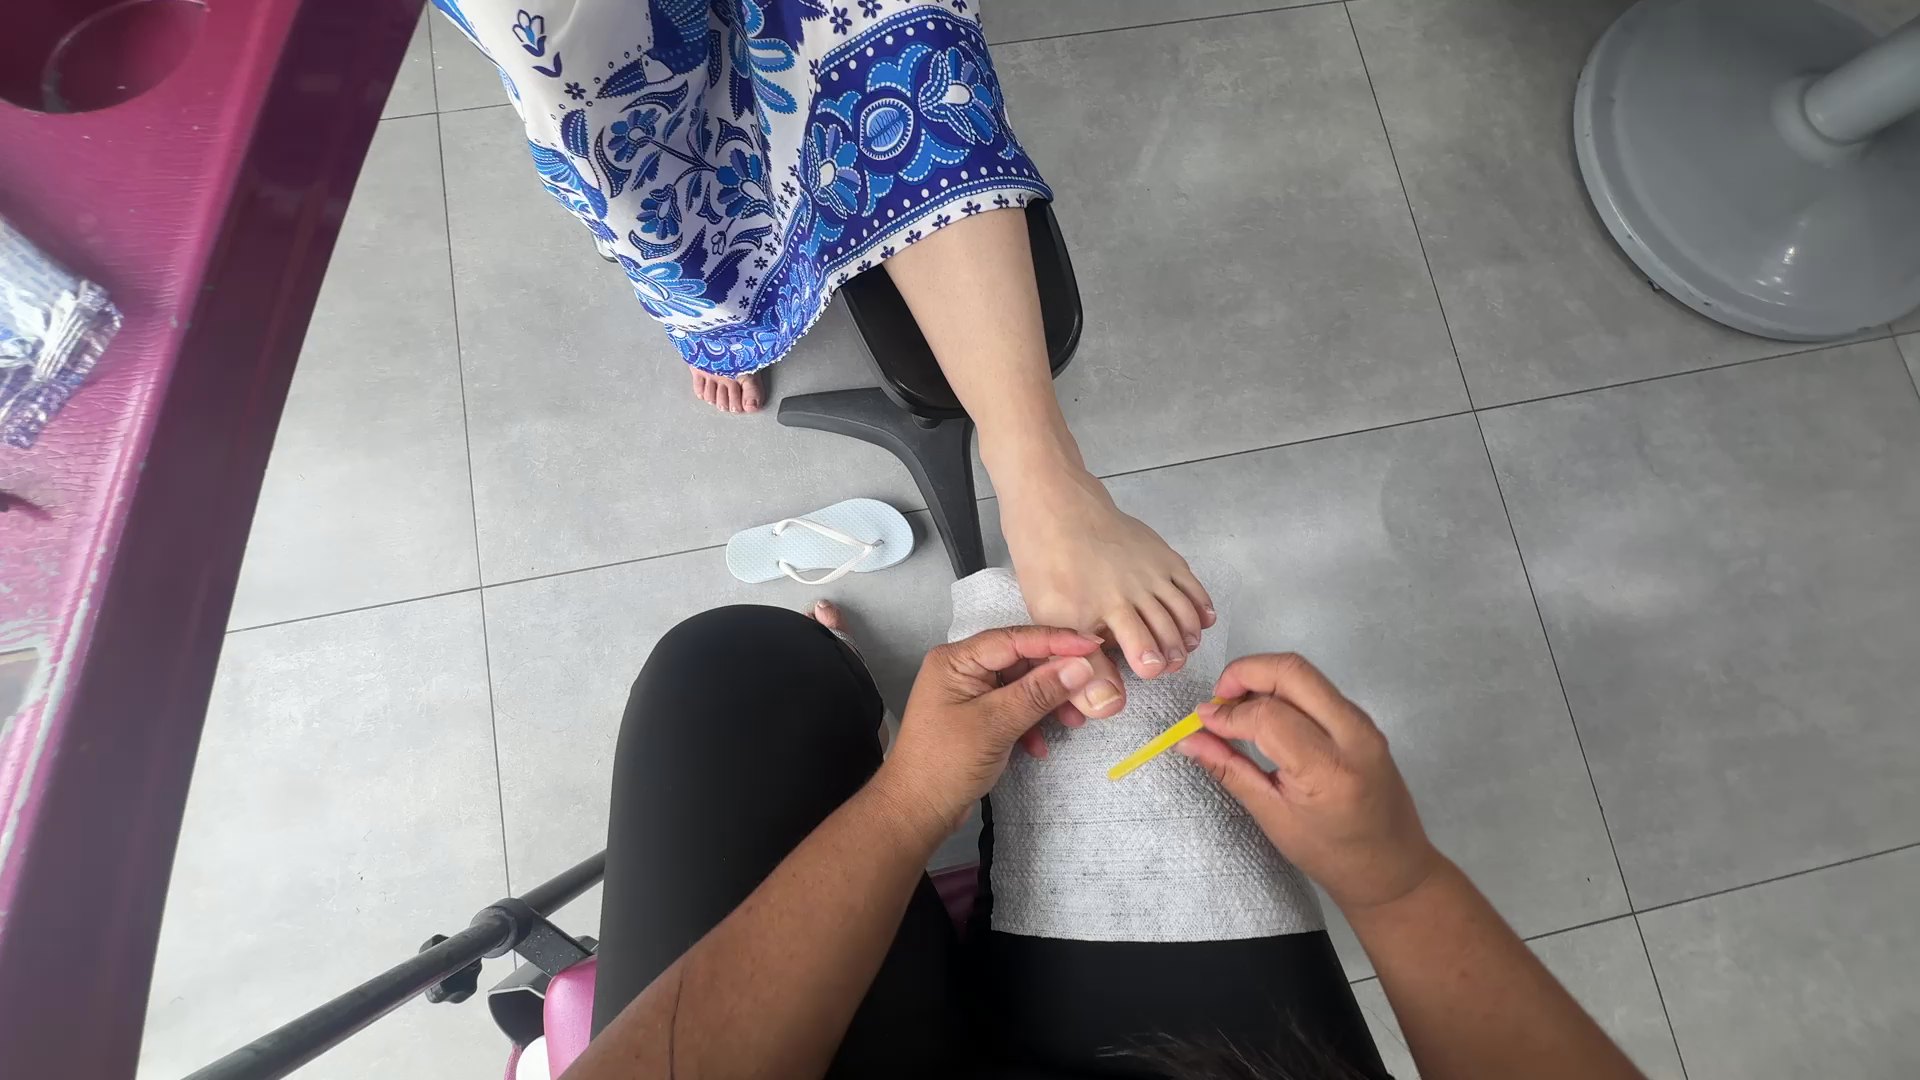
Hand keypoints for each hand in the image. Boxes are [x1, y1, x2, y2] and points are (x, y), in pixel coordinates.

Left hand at [876, 626, 1106, 830]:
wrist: (916, 811)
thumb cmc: (946, 763)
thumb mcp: (996, 724)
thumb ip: (1038, 692)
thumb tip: (1080, 666)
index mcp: (956, 659)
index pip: (1014, 639)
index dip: (1056, 640)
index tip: (1093, 644)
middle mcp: (962, 669)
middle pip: (1020, 661)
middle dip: (1056, 677)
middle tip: (1092, 689)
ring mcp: (969, 693)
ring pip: (1021, 686)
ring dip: (1048, 702)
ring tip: (1075, 721)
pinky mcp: (978, 717)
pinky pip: (1013, 708)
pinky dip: (1031, 722)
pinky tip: (1040, 747)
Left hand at [996, 463, 1214, 683]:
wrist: (1056, 509)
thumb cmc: (1048, 564)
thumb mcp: (1052, 618)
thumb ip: (1083, 663)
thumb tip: (1108, 705)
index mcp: (1105, 606)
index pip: (1141, 644)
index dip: (1151, 662)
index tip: (1152, 670)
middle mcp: (1134, 589)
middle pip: (1168, 631)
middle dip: (1171, 654)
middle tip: (1167, 666)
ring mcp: (1152, 570)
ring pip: (1184, 611)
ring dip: (1187, 635)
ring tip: (1181, 649)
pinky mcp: (1163, 555)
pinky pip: (1192, 585)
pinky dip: (1200, 607)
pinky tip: (1200, 621)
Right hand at [1176, 653, 1442, 912]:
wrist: (1396, 869)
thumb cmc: (1331, 854)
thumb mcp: (1272, 817)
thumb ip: (1228, 769)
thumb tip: (1186, 740)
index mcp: (1330, 769)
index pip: (1268, 716)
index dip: (1227, 714)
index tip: (1200, 723)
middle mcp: (1353, 735)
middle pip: (1291, 671)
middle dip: (1244, 672)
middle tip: (1218, 699)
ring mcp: (1362, 723)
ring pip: (1303, 672)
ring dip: (1261, 678)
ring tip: (1236, 708)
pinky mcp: (1361, 720)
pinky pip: (1314, 687)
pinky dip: (1279, 689)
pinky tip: (1262, 715)